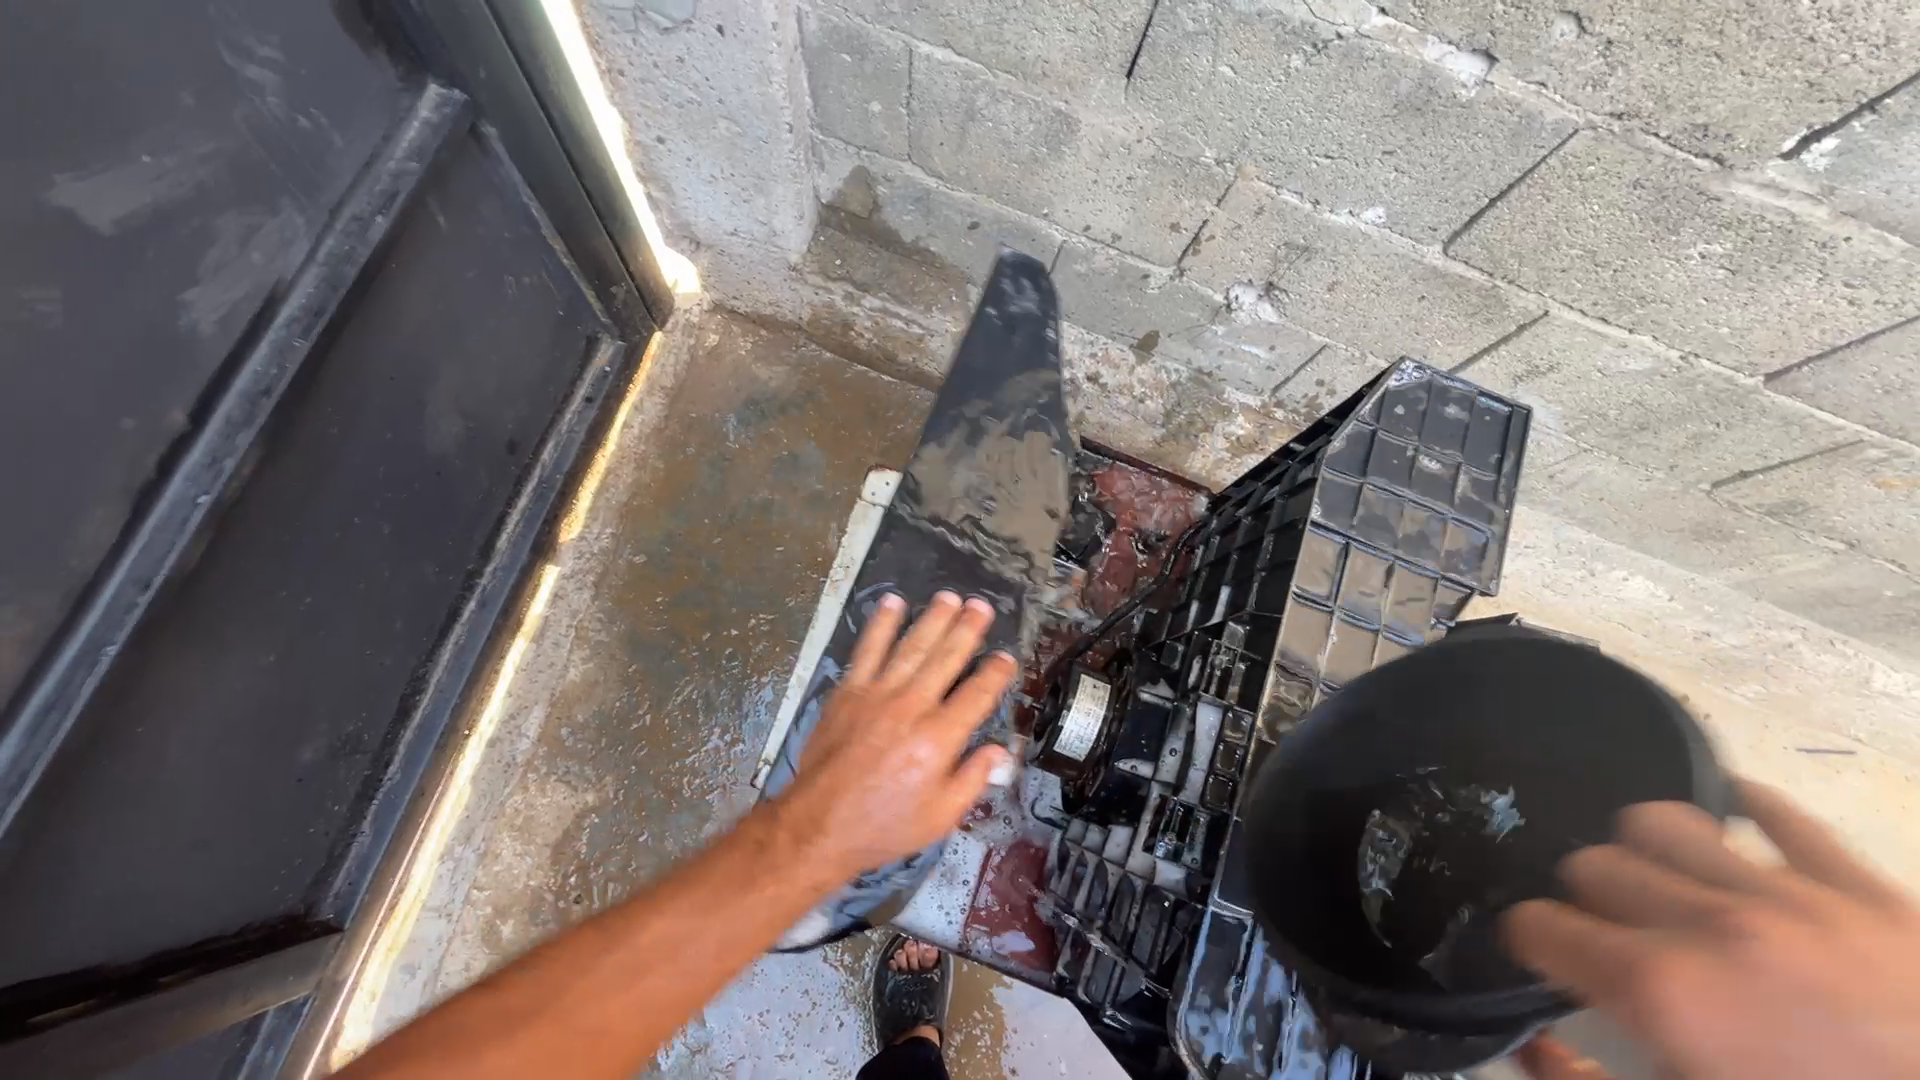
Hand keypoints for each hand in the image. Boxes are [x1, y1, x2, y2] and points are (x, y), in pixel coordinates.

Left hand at [773, 590, 1017, 877]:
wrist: (819, 824)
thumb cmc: (884, 825)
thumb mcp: (941, 817)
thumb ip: (973, 779)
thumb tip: (999, 751)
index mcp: (939, 739)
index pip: (977, 695)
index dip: (994, 674)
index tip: (1005, 658)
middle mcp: (912, 707)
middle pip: (946, 659)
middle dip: (967, 630)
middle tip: (981, 607)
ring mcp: (878, 694)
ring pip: (912, 646)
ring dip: (933, 619)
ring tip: (949, 597)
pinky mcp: (849, 692)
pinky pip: (868, 650)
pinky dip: (881, 624)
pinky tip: (892, 603)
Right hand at [1502, 780, 1919, 1078]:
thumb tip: (1532, 1044)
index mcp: (1659, 991)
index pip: (1534, 924)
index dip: (1530, 944)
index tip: (1551, 966)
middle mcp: (1710, 925)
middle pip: (1589, 864)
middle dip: (1585, 900)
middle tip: (1615, 940)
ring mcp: (1793, 899)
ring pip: (1660, 822)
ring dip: (1649, 856)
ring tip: (1669, 890)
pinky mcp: (1871, 893)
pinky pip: (1783, 814)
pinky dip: (1743, 810)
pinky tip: (1729, 826)